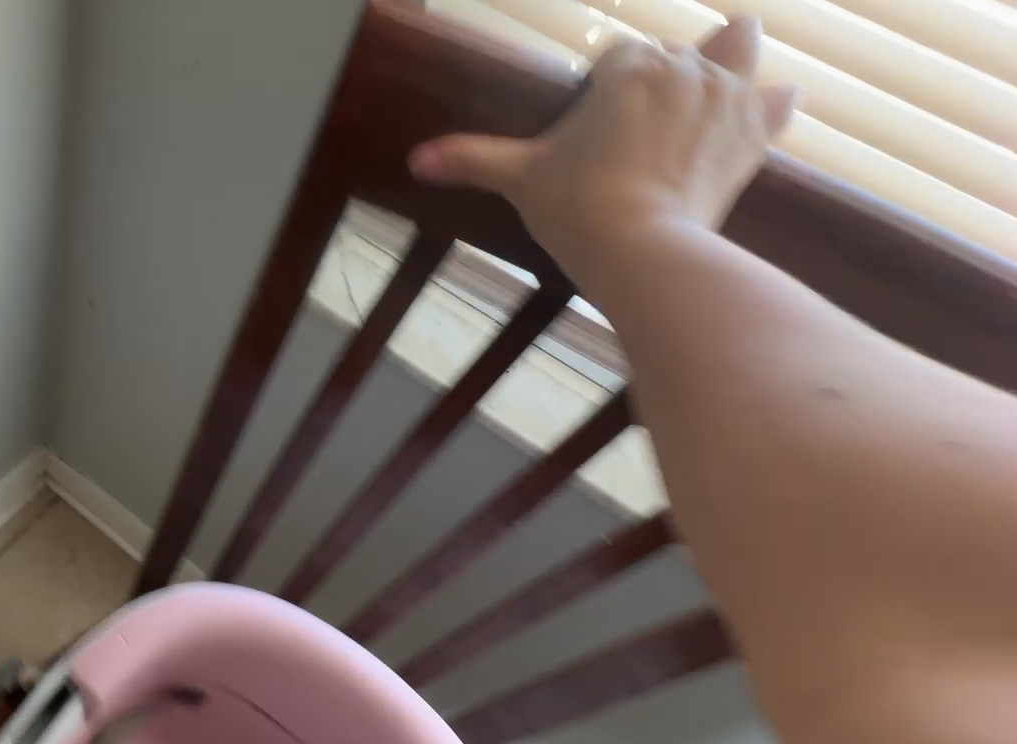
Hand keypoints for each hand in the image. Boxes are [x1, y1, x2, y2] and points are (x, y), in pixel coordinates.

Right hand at [407, 16, 799, 281]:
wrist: (641, 250)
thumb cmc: (575, 208)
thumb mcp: (519, 180)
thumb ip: (471, 160)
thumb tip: (414, 159)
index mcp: (629, 71)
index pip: (613, 59)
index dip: (596, 92)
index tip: (584, 133)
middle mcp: (686, 67)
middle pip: (671, 52)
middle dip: (651, 81)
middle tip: (625, 131)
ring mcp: (730, 94)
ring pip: (738, 44)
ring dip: (721, 62)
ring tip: (693, 100)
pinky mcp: (759, 130)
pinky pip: (779, 98)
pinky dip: (761, 109)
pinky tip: (739, 126)